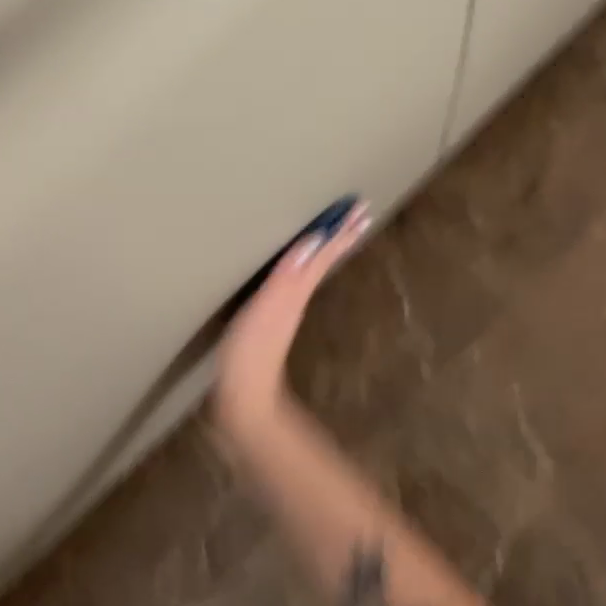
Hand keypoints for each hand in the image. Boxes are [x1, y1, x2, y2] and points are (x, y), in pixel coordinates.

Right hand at [214, 200, 371, 432]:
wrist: (244, 399)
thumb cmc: (251, 353)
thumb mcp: (268, 310)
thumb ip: (289, 275)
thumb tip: (314, 239)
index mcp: (298, 290)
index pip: (325, 252)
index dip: (341, 229)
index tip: (361, 206)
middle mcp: (299, 297)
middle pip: (326, 260)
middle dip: (342, 236)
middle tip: (361, 213)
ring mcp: (288, 311)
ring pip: (315, 270)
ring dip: (328, 249)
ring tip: (337, 233)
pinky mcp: (273, 323)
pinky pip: (297, 284)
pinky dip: (305, 269)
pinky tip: (300, 271)